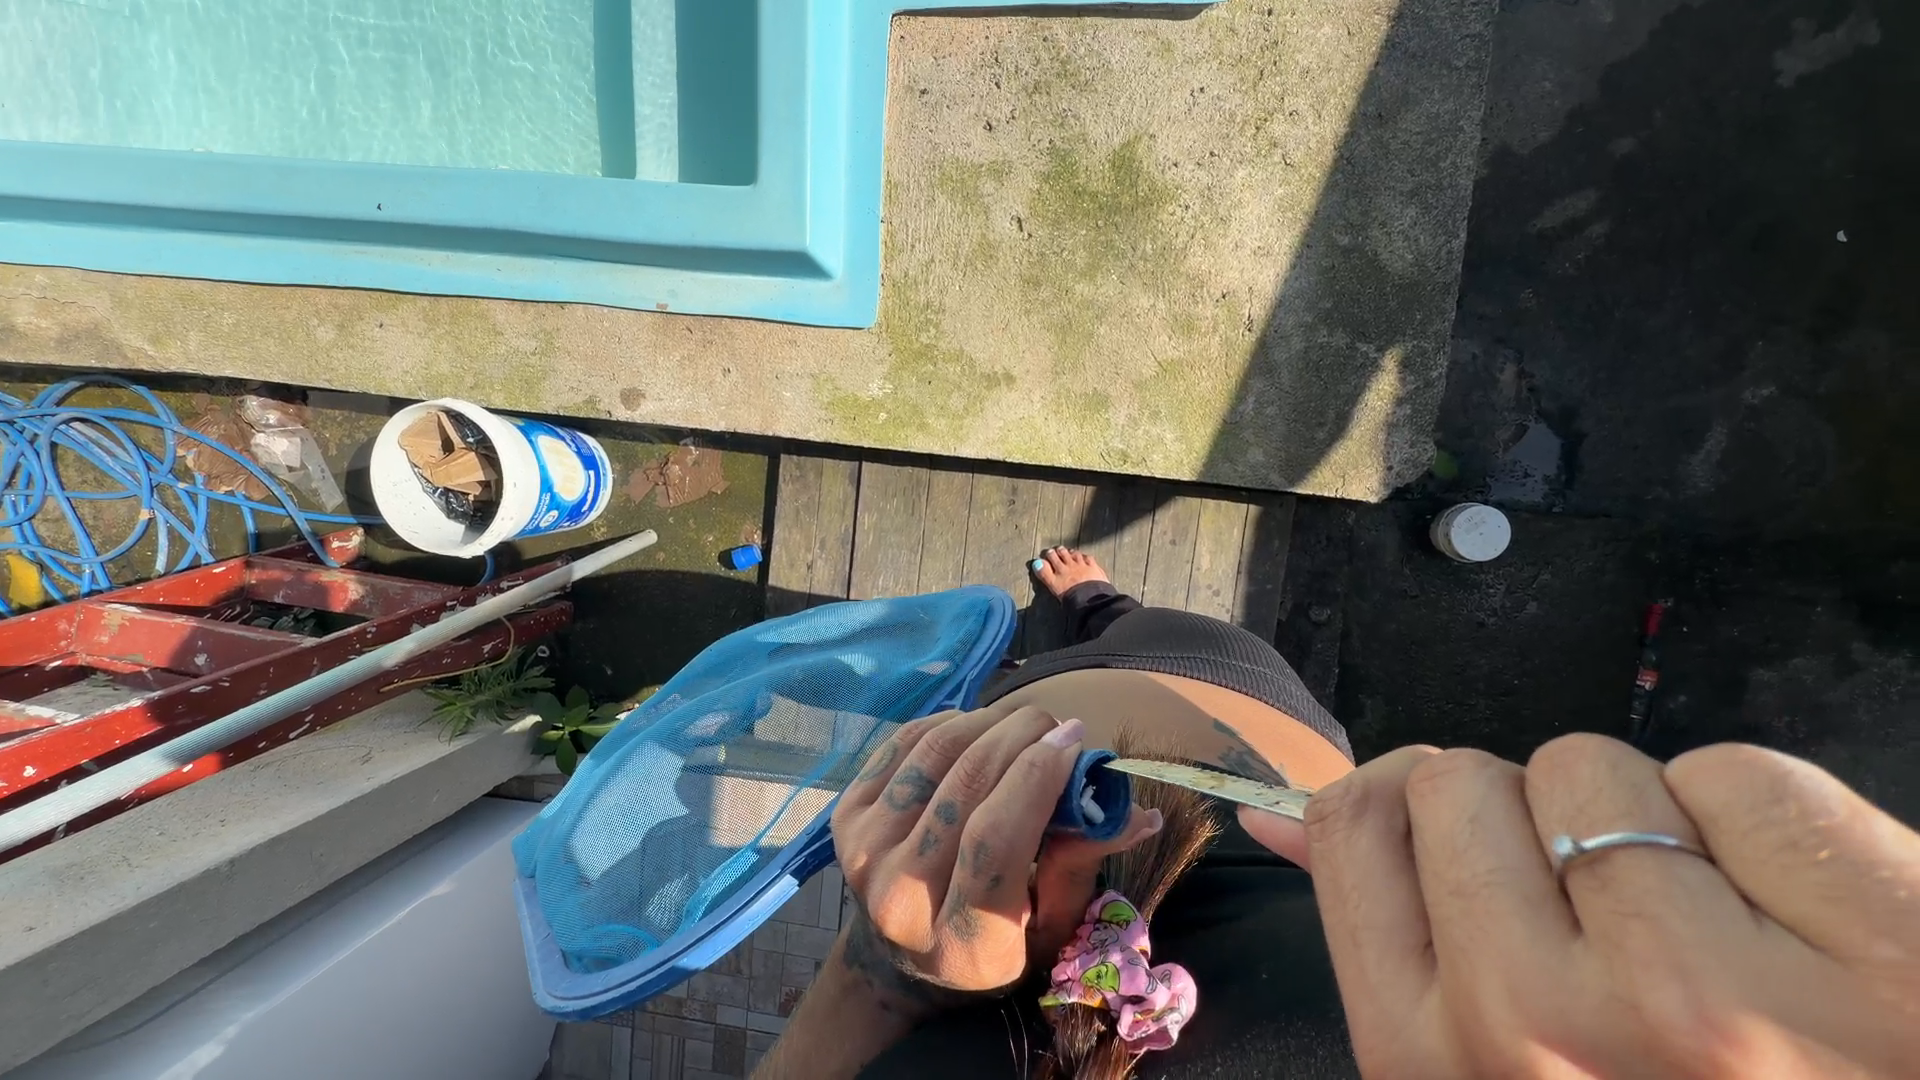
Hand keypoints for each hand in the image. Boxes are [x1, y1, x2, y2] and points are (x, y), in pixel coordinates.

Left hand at [829, 703, 1161, 1016]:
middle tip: (1053, 722)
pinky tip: (975, 725)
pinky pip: (903, 744)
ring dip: (986, 720)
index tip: (1074, 738)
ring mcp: (863, 853)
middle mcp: (901, 900)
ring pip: (935, 753)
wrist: (897, 957)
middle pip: (967, 784)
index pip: (996, 839)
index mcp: (963, 944)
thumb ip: (1081, 863)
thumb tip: (1140, 811)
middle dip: (1019, 734)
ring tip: (1020, 719)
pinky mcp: (843, 819)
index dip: (1037, 776)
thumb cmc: (993, 944)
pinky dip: (946, 722)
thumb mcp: (1049, 925)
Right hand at [1246, 735, 1919, 1077]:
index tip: (1476, 845)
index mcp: (1428, 1053)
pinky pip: (1739, 779)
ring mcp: (1711, 1011)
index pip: (1354, 817)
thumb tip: (1271, 813)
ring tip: (1724, 936)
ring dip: (1649, 822)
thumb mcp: (1473, 1043)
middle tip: (1613, 924)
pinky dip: (1777, 830)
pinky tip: (1824, 937)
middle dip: (1528, 817)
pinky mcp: (1893, 970)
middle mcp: (1541, 1034)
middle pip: (1458, 778)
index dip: (1412, 804)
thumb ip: (1371, 914)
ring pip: (1588, 768)